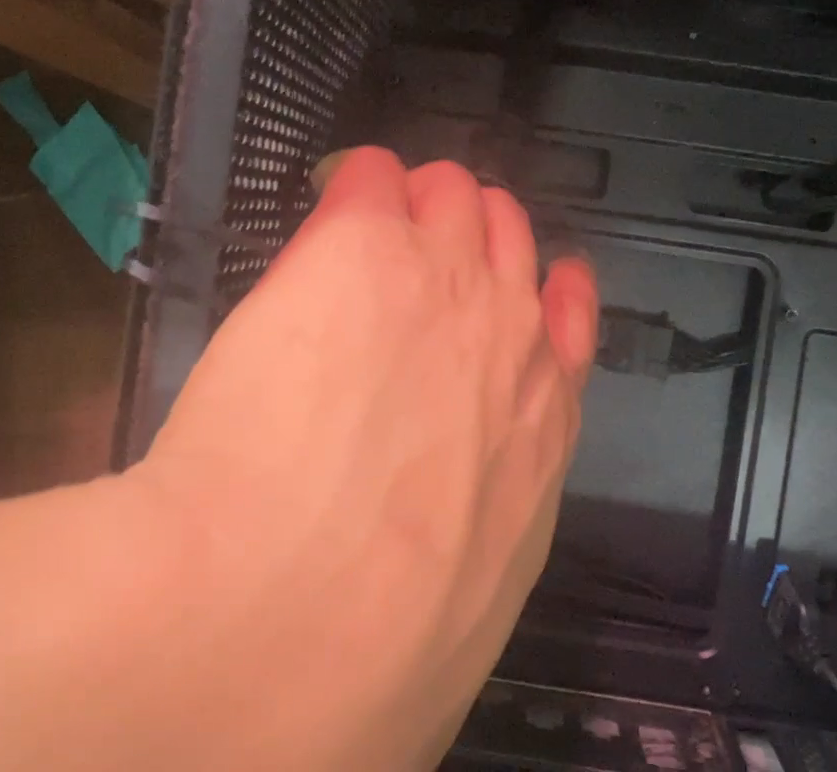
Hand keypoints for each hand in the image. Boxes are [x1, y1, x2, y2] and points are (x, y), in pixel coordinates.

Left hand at [133, 147, 598, 768]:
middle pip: (511, 241)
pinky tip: (328, 199)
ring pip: (454, 194)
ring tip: (374, 219)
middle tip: (416, 258)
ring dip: (420, 202)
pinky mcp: (357, 244)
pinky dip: (357, 182)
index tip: (516, 298)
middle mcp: (506, 341)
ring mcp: (438, 282)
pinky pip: (373, 175)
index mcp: (535, 438)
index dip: (543, 307)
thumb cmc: (359, 662)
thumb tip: (443, 552)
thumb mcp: (455, 625)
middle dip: (471, 242)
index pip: (568, 334)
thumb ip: (467, 555)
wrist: (268, 619)